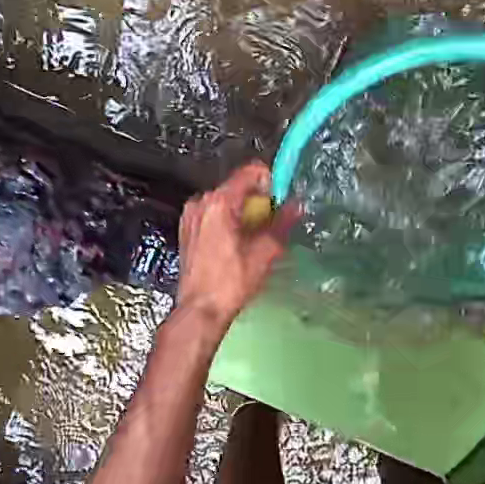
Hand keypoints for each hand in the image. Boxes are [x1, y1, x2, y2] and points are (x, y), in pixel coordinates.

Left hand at [174, 161, 298, 325]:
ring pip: (226, 201)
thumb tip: (296, 206)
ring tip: (255, 239)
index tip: (283, 199)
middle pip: (238, 187)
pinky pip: (215, 215)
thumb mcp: (265, 252)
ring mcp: (191, 216)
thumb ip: (282, 223)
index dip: (271, 182)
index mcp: (219, 203)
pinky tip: (237, 245)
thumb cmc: (231, 282)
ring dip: (245, 213)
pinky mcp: (188, 230)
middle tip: (272, 225)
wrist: (200, 311)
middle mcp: (201, 203)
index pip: (250, 172)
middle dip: (259, 201)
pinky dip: (230, 222)